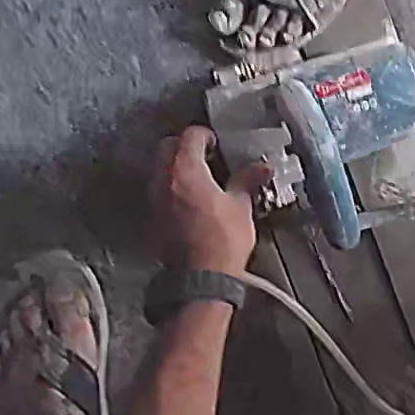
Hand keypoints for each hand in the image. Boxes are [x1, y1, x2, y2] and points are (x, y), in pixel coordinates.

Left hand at [150, 127, 269, 276]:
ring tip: (197, 177)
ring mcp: (154, 198)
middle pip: (168, 146)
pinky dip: (170, 186)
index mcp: (186, 169)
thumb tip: (263, 168)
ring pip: (159, 168)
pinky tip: (188, 199)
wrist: (200, 279)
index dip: (205, 135)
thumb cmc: (223, 241)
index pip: (190, 136)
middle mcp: (164, 179)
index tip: (216, 144)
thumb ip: (247, 181)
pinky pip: (158, 189)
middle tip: (205, 155)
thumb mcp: (240, 207)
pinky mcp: (151, 216)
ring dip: (175, 166)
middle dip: (184, 146)